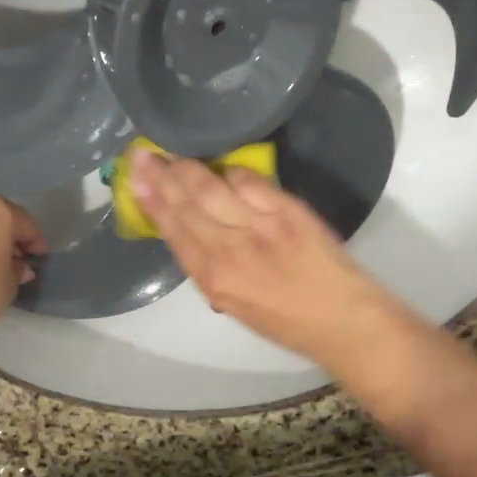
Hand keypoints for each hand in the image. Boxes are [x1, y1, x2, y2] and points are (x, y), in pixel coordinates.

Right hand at [130, 149, 410, 374]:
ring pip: (212, 188)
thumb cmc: (286, 322)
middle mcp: (229, 250)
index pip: (175, 232)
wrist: (340, 318)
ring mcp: (258, 226)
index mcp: (214, 281)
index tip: (136, 178)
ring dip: (188, 168)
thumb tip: (195, 236)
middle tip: (142, 153)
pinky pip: (250, 182)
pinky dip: (232, 172)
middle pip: (187, 204)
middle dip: (162, 177)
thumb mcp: (236, 306)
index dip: (153, 201)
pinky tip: (222, 166)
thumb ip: (213, 270)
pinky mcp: (287, 210)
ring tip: (172, 154)